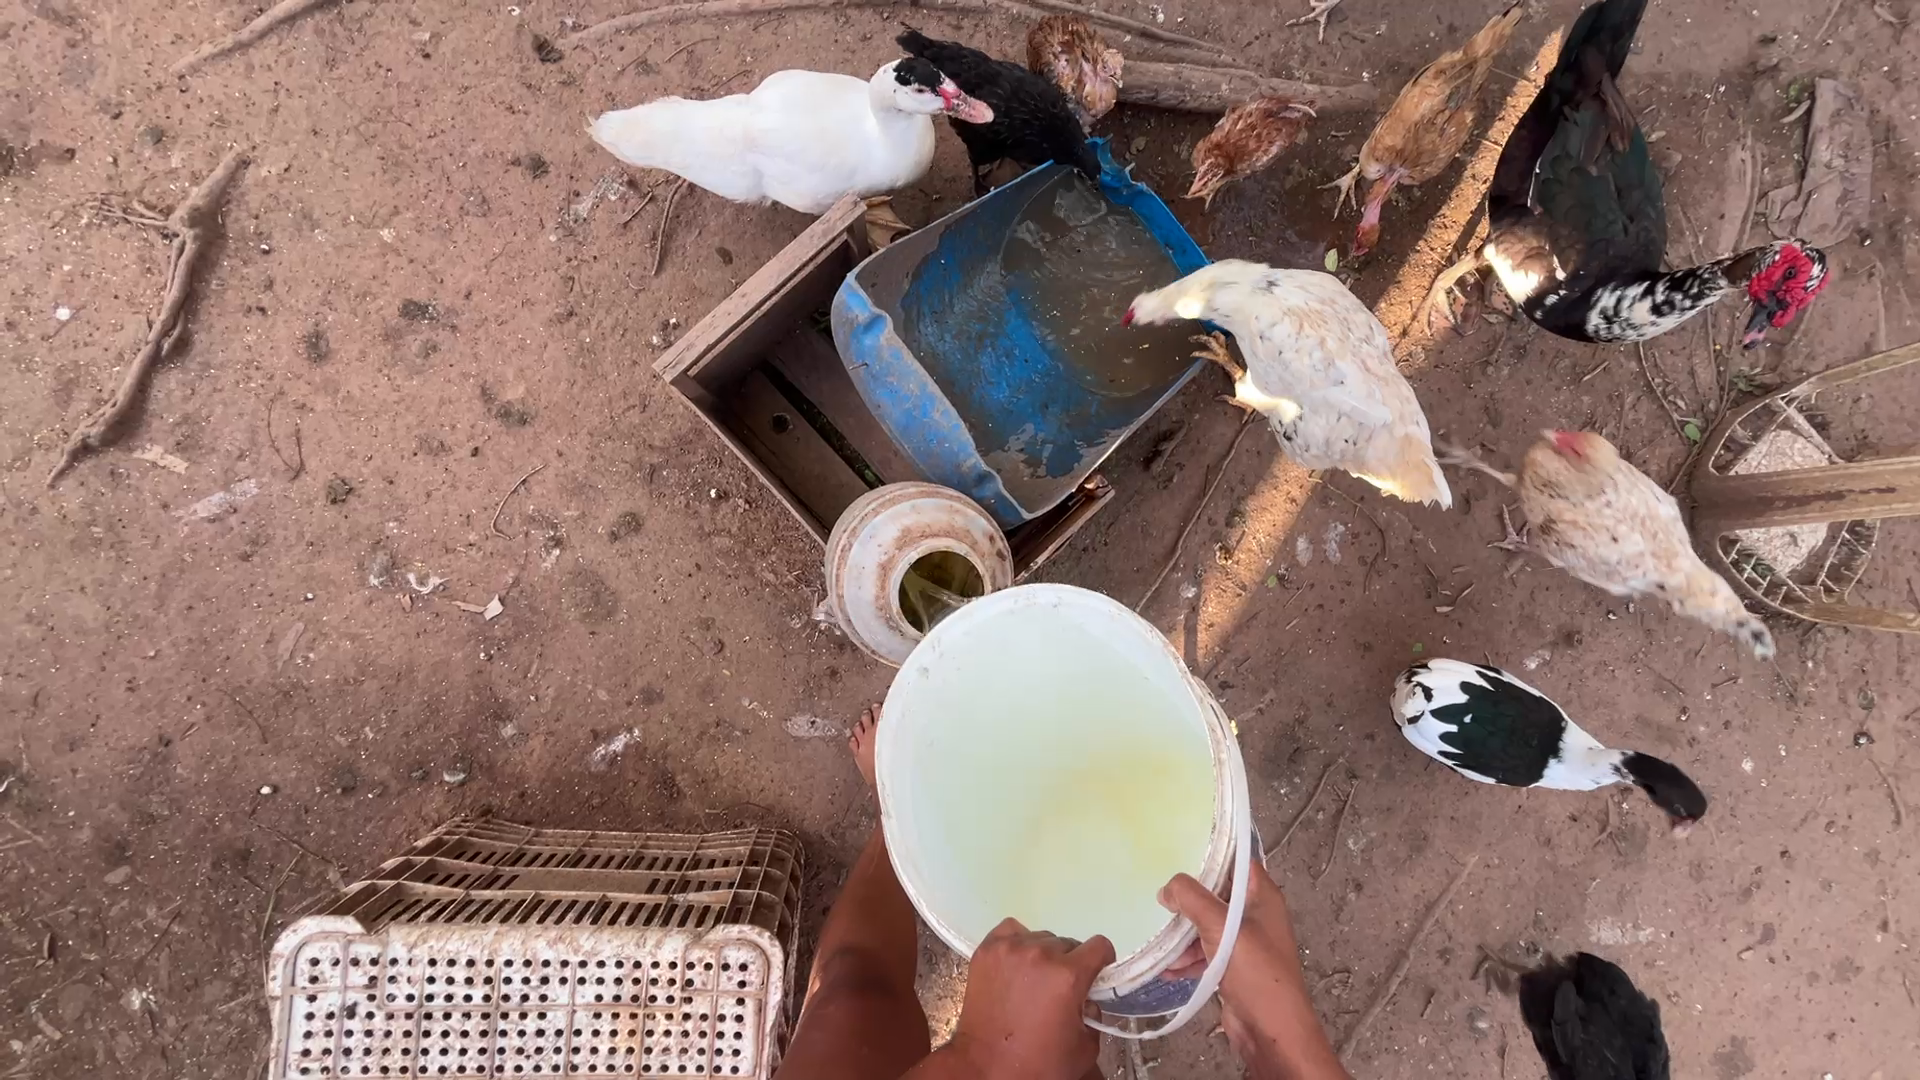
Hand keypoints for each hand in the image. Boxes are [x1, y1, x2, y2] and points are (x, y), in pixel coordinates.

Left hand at [945, 919, 1114, 1079]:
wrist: (986, 1068)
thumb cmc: (1038, 1063)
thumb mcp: (1083, 1049)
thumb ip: (1095, 1016)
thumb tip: (1089, 999)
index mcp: (1068, 976)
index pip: (1099, 946)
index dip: (1102, 961)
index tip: (1096, 973)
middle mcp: (1041, 953)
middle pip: (1068, 944)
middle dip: (1070, 965)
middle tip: (1060, 991)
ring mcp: (1011, 948)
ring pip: (1041, 938)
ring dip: (1044, 956)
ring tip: (1033, 982)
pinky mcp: (988, 948)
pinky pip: (1012, 931)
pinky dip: (1018, 943)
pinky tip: (1016, 965)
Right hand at [1160, 864, 1350, 1079]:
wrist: (1272, 1035)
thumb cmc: (1256, 972)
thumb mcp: (1220, 925)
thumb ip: (1190, 897)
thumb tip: (1167, 889)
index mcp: (1261, 896)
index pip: (1236, 860)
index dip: (1211, 851)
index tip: (1178, 845)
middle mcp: (1255, 915)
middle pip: (1216, 892)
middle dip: (1188, 894)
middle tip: (1161, 889)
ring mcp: (1245, 943)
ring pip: (1207, 923)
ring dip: (1183, 930)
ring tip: (1158, 934)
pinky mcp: (1235, 968)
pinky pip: (1206, 952)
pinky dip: (1187, 956)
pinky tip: (1165, 966)